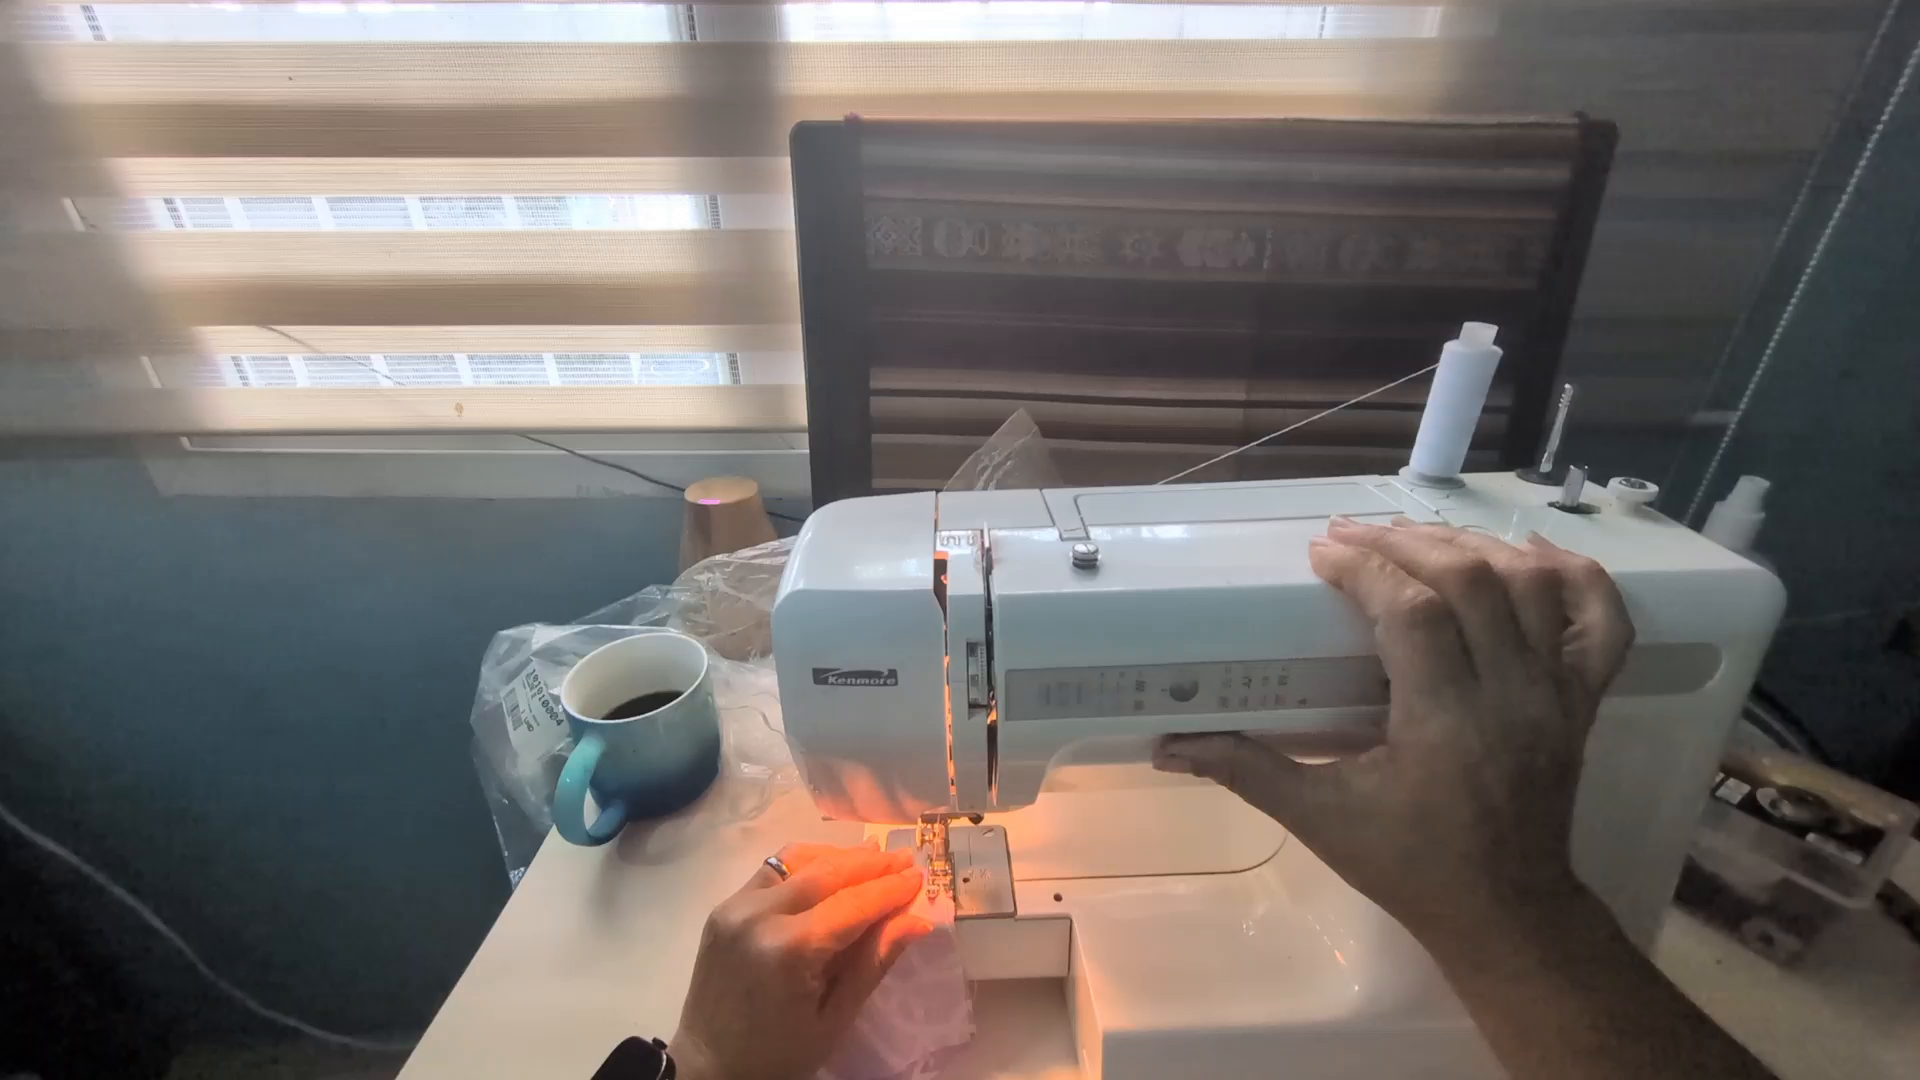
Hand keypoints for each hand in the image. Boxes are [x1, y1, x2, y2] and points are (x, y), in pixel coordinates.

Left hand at [671, 843, 931, 1079]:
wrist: (705, 1070)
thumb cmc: (778, 1056)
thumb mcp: (834, 1020)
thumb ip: (874, 962)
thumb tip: (918, 920)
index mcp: (788, 951)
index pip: (853, 904)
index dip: (889, 889)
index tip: (918, 875)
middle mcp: (760, 915)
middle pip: (828, 872)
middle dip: (871, 864)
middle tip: (903, 858)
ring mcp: (737, 905)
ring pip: (800, 860)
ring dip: (840, 856)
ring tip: (874, 856)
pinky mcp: (725, 904)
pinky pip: (775, 868)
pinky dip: (807, 862)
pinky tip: (831, 865)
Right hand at [1154, 517, 1633, 942]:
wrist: (1508, 913)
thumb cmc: (1407, 862)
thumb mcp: (1316, 817)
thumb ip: (1242, 769)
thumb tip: (1166, 746)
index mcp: (1447, 722)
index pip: (1415, 612)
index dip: (1365, 570)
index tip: (1320, 555)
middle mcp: (1514, 696)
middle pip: (1471, 581)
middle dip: (1403, 544)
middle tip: (1349, 535)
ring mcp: (1558, 695)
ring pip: (1531, 587)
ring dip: (1467, 546)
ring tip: (1409, 536)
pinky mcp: (1581, 700)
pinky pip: (1601, 620)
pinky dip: (1572, 575)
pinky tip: (1525, 553)